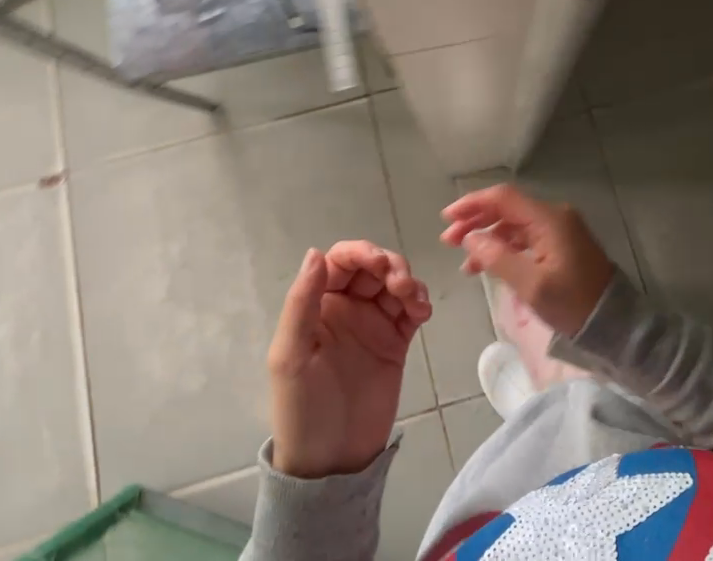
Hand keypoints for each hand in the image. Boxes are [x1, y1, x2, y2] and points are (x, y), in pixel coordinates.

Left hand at [267, 241, 431, 478]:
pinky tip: (421, 314)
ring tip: (415, 304)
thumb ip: (301, 302)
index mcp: (316, 305)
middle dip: (391, 265)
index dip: (361, 252)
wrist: (331, 460)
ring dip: (408, 283)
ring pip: (395, 284)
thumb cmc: (302, 408)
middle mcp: (345, 307)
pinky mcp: (395, 343)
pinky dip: (419, 303)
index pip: (339, 261)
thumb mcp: (290, 355)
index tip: (380, 264)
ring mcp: (372, 324)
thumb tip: (315, 252)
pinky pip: (410, 311)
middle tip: (401, 286)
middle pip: (372, 267)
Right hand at [440, 185, 612, 334]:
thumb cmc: (573, 303)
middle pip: (507, 209)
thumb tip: (470, 239)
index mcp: (549, 219)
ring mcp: (558, 230)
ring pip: (513, 225)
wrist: (614, 322)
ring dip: (487, 238)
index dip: (472, 204)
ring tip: (465, 263)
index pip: (503, 198)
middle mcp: (553, 217)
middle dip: (475, 221)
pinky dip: (503, 248)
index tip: (447, 219)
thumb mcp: (532, 285)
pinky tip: (487, 266)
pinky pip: (524, 238)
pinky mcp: (560, 246)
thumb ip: (498, 258)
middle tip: (448, 241)